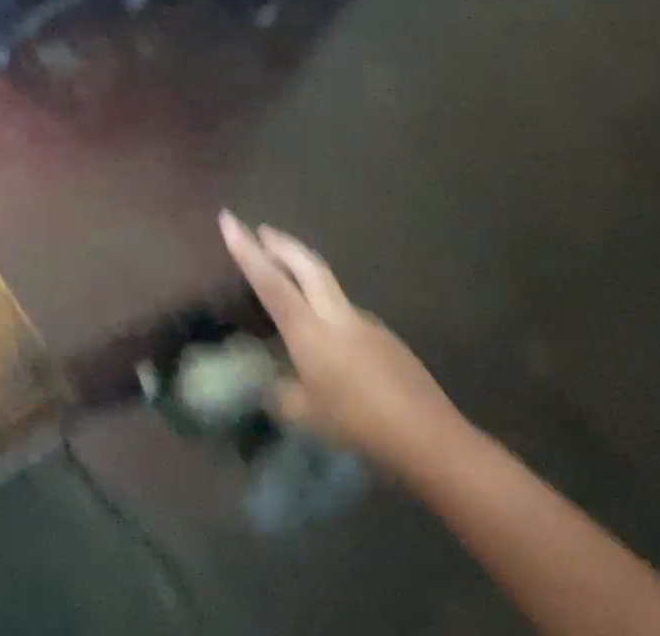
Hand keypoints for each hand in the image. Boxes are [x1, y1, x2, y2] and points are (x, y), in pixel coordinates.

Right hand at [219, 212, 471, 474]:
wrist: (431, 439)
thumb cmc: (357, 424)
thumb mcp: (303, 414)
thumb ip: (280, 393)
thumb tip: (271, 386)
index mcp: (308, 330)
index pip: (269, 280)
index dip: (246, 249)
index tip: (229, 220)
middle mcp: (337, 318)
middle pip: (308, 266)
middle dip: (282, 244)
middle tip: (262, 230)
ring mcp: (367, 326)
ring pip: (331, 289)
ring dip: (307, 276)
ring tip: (290, 283)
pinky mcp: (388, 342)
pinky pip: (348, 317)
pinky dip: (328, 311)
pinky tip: (328, 339)